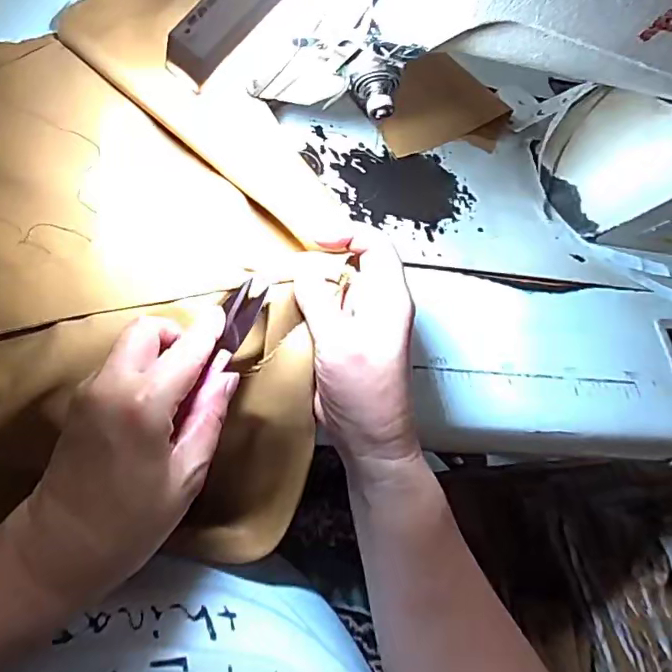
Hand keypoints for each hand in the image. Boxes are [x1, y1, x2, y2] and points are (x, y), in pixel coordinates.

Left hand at [4, 307, 239, 609]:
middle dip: (177, 336)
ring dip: (158, 352)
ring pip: (129, 344)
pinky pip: (117, 365)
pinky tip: (153, 408)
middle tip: (198, 370)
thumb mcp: (185, 476)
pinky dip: (140, 369)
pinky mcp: (79, 397)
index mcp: (143, 402)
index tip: (225, 317)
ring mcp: (90, 387)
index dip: (209, 331)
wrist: (60, 545)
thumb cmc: (132, 522)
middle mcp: (111, 382)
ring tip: (179, 395)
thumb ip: (207, 416)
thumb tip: (225, 374)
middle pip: (147, 328)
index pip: (185, 349)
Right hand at [293, 228, 419, 470]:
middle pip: (352, 260)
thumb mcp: (338, 342)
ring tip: (283, 280)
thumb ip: (319, 301)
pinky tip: (286, 305)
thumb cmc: (366, 394)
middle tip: (291, 259)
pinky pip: (324, 306)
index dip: (346, 233)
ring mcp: (359, 320)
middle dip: (320, 255)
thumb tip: (303, 270)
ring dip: (310, 279)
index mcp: (388, 298)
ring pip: (335, 283)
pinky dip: (304, 300)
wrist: (368, 438)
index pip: (375, 245)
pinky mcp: (342, 336)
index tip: (314, 239)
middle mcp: (376, 303)